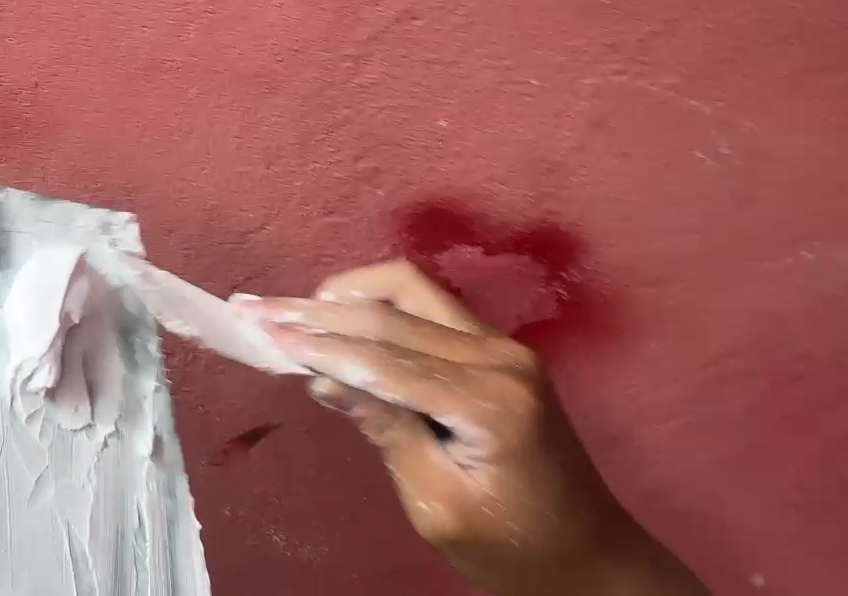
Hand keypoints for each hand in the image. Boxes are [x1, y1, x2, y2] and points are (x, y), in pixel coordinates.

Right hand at [237, 260, 706, 595]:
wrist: (591, 559)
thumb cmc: (511, 549)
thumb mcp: (436, 506)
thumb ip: (384, 430)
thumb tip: (322, 376)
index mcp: (491, 403)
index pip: (384, 359)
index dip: (318, 344)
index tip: (263, 331)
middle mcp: (499, 356)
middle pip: (389, 313)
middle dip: (315, 311)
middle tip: (256, 307)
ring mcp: (500, 344)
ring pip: (406, 288)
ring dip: (343, 294)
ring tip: (293, 307)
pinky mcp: (493, 345)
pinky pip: (423, 300)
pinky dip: (373, 300)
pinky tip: (339, 311)